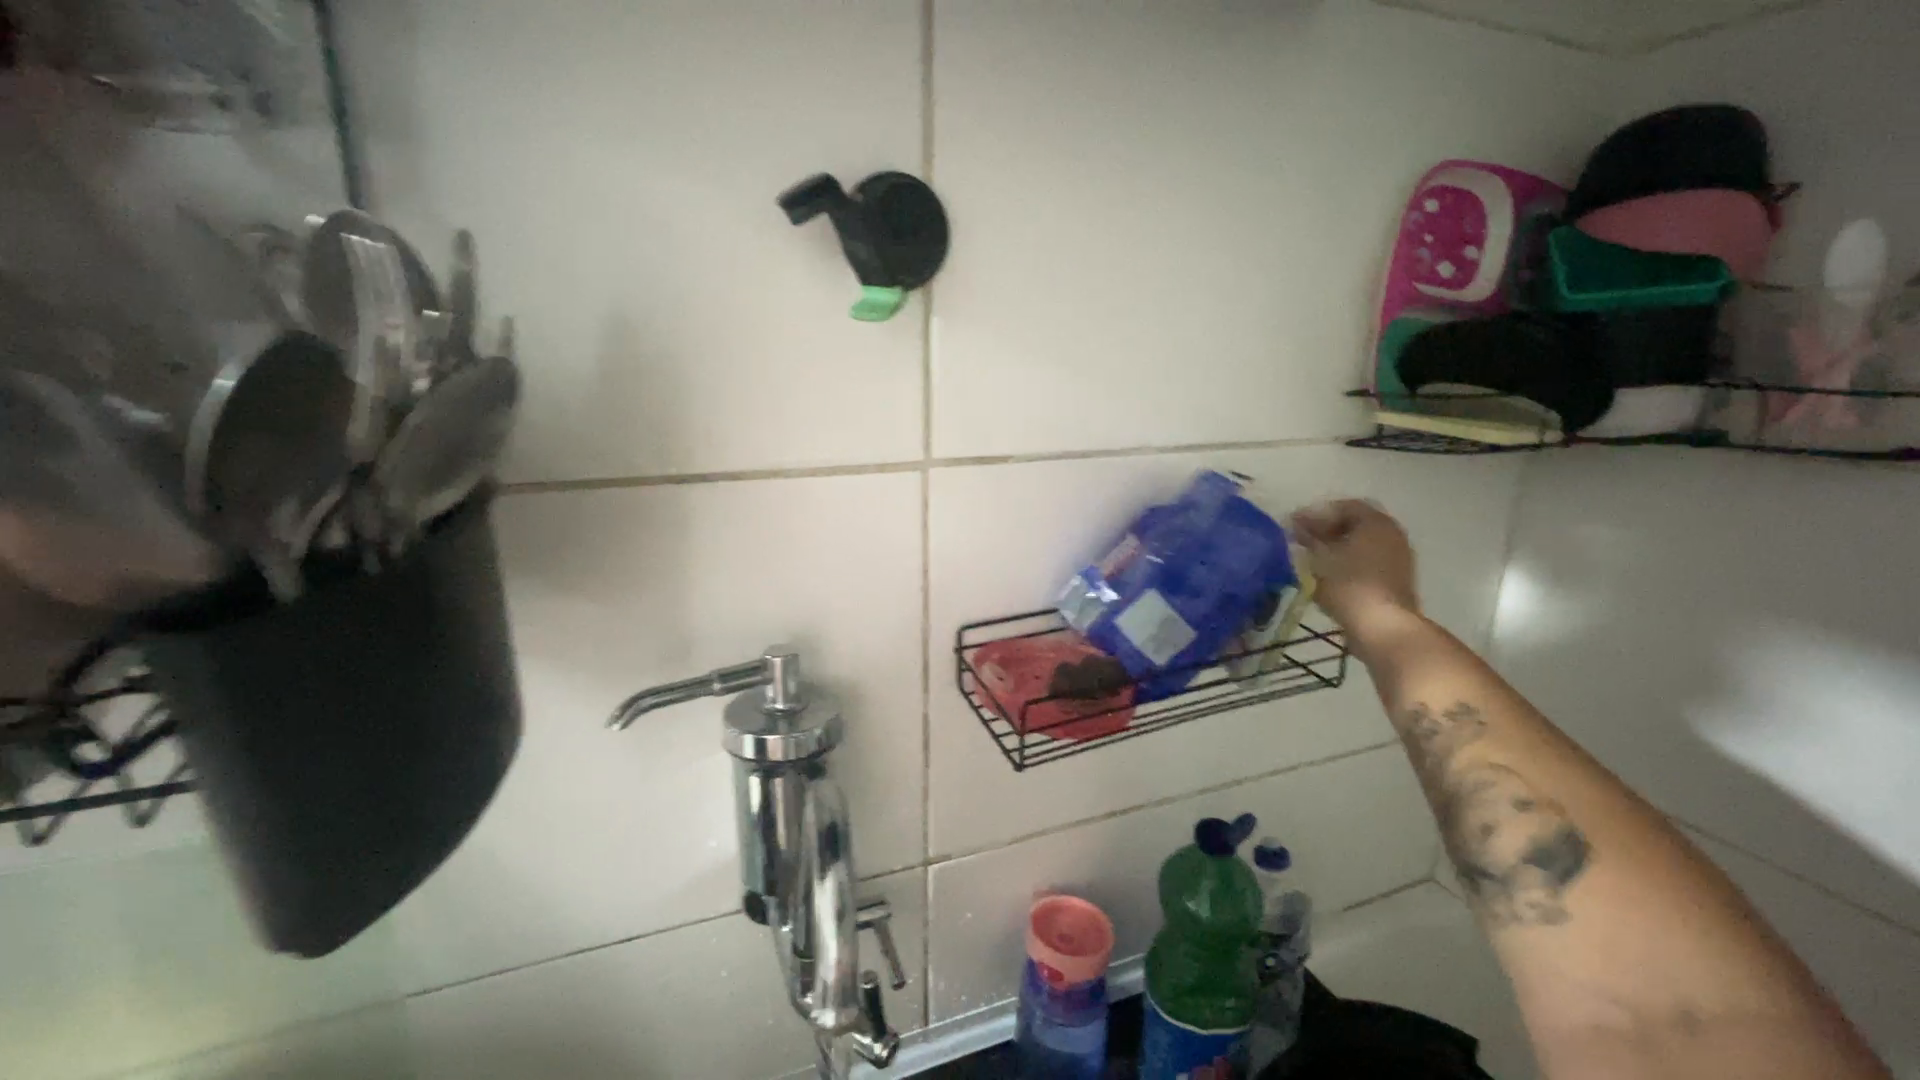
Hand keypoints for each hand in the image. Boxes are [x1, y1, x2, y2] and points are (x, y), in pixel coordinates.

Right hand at [1289, 499, 1423, 653]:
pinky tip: (1329, 574)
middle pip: (1355, 523)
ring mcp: (1398, 557)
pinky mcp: (1396, 580)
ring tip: (1311, 558)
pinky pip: (1368, 561)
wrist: (1382, 627)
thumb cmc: (1348, 585)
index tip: (1293, 525)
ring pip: (1362, 543)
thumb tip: (1296, 527)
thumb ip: (1307, 538)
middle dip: (1326, 529)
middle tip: (1301, 539)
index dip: (1315, 513)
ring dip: (1337, 547)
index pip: (1344, 506)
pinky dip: (1348, 562)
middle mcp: (1392, 533)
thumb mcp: (1319, 558)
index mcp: (1375, 522)